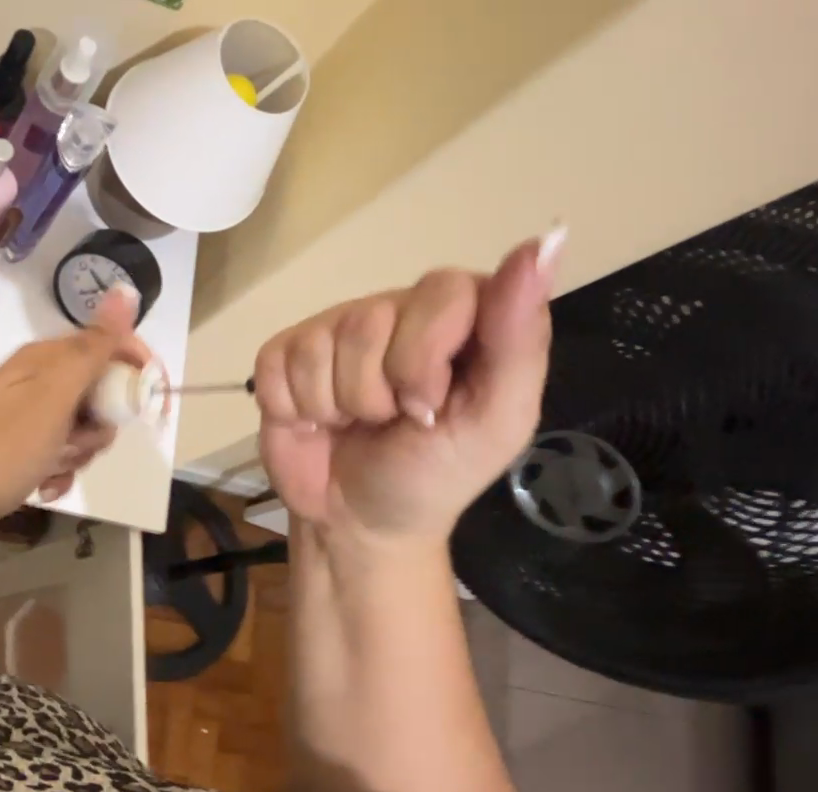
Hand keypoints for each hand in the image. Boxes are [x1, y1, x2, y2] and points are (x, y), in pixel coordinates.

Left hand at [0, 286, 151, 525]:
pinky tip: (44, 487)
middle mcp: (34, 383)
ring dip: (76, 456)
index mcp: (42, 360)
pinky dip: (57, 473)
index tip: (152, 404)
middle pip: (97, 395)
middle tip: (76, 444)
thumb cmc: (0, 451)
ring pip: (80, 431)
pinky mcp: (18, 450)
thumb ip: (92, 349)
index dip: (134, 371)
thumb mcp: (52, 398)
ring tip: (51, 469)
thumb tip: (124, 290)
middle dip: (98, 427)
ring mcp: (25, 419)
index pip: (106, 346)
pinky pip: (57, 456)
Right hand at [255, 229, 563, 551]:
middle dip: (375, 392)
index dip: (424, 355)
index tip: (428, 406)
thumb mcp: (496, 420)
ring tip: (350, 424)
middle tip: (390, 422)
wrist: (356, 521)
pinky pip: (276, 365)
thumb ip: (520, 340)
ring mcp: (331, 330)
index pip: (441, 291)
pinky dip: (292, 407)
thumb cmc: (432, 475)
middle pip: (368, 320)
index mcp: (460, 315)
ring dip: (334, 406)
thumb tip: (542, 244)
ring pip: (319, 346)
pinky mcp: (280, 357)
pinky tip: (312, 421)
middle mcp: (394, 309)